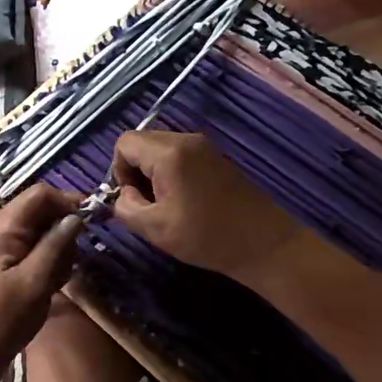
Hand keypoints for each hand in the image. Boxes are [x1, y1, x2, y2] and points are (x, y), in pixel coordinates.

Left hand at [0, 184, 84, 372]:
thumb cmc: (6, 316)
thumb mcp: (36, 279)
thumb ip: (56, 244)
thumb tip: (77, 216)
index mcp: (2, 229)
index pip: (39, 195)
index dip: (67, 201)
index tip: (91, 220)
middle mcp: (0, 231)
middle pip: (42, 211)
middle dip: (63, 230)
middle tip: (70, 260)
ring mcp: (3, 247)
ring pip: (42, 231)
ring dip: (58, 249)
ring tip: (58, 278)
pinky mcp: (8, 263)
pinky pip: (36, 249)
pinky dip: (50, 261)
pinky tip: (51, 284)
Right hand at [112, 130, 301, 275]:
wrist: (263, 242)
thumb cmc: (206, 236)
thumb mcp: (155, 228)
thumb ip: (126, 207)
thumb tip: (123, 195)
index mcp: (169, 152)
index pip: (125, 143)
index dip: (119, 170)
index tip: (132, 199)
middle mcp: (186, 139)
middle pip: (142, 142)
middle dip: (136, 171)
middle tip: (148, 205)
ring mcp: (204, 146)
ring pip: (161, 149)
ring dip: (154, 174)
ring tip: (167, 206)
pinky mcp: (216, 157)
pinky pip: (180, 155)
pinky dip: (172, 173)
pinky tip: (185, 202)